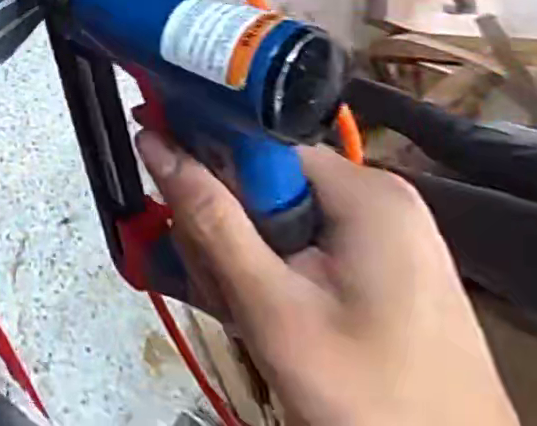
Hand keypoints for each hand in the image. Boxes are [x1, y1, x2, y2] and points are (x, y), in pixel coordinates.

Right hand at [138, 134, 517, 425]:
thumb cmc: (370, 402)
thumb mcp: (272, 308)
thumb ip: (209, 219)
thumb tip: (150, 139)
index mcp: (365, 192)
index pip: (256, 138)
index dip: (202, 153)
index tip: (159, 177)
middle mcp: (378, 196)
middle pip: (262, 176)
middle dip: (222, 221)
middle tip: (209, 278)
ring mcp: (386, 232)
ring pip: (276, 210)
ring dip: (241, 251)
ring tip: (236, 307)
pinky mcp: (385, 263)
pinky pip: (303, 238)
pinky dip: (271, 266)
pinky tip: (263, 310)